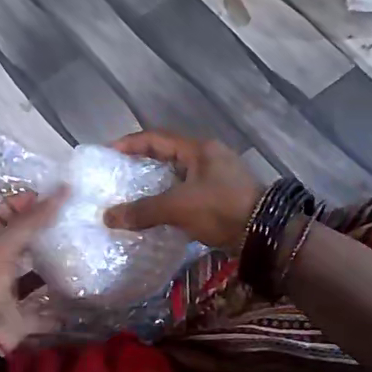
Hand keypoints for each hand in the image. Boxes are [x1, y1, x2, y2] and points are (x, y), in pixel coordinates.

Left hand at [0, 188, 65, 351]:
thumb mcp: (6, 243)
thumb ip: (33, 219)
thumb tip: (64, 188)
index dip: (17, 204)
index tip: (46, 198)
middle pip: (18, 244)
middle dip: (40, 235)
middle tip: (69, 223)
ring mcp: (8, 293)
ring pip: (31, 278)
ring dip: (50, 270)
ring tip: (78, 255)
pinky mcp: (20, 318)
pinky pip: (42, 313)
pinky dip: (57, 311)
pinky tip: (77, 299)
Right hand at [103, 131, 262, 248]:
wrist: (263, 233)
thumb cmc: (221, 209)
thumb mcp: (178, 207)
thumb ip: (143, 210)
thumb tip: (108, 217)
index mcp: (199, 149)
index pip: (156, 138)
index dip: (130, 144)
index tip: (108, 152)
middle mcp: (208, 158)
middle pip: (167, 156)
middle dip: (141, 165)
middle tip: (118, 176)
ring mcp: (216, 178)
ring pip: (177, 177)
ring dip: (155, 186)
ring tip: (132, 197)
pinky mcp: (220, 199)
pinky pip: (187, 195)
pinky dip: (169, 202)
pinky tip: (156, 214)